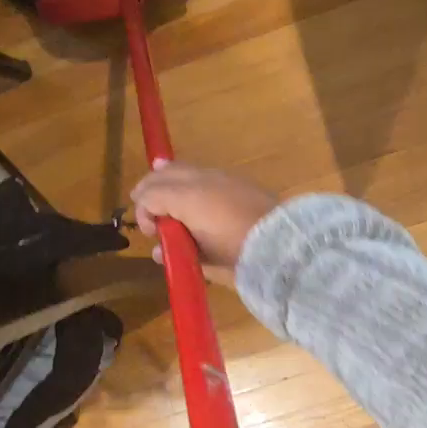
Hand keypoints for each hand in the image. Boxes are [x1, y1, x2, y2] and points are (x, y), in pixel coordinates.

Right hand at [131, 163, 279, 268]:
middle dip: (150, 190)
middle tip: (148, 208)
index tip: (154, 234)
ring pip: (183, 169)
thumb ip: (177, 250)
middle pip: (162, 175)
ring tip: (166, 194)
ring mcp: (220, 176)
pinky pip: (204, 173)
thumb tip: (159, 251)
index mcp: (186, 198)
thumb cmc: (238, 256)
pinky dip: (192, 180)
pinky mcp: (238, 180)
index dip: (143, 214)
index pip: (149, 196)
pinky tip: (194, 193)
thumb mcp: (203, 258)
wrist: (282, 245)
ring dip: (169, 180)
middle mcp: (198, 179)